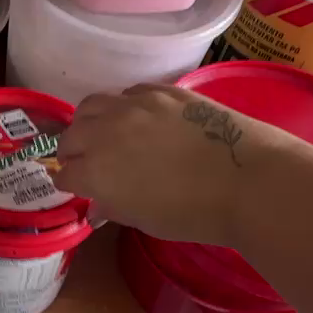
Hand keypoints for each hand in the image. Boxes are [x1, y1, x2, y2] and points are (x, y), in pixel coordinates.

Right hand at [57, 85, 288, 245]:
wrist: (246, 180)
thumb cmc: (194, 214)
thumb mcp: (145, 221)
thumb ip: (115, 208)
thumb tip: (98, 206)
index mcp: (96, 172)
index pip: (66, 174)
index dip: (70, 183)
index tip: (78, 188)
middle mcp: (105, 132)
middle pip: (71, 136)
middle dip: (72, 151)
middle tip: (83, 161)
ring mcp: (133, 106)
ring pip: (92, 105)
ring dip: (89, 122)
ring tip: (101, 132)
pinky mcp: (161, 91)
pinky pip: (127, 93)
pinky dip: (122, 107)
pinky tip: (136, 118)